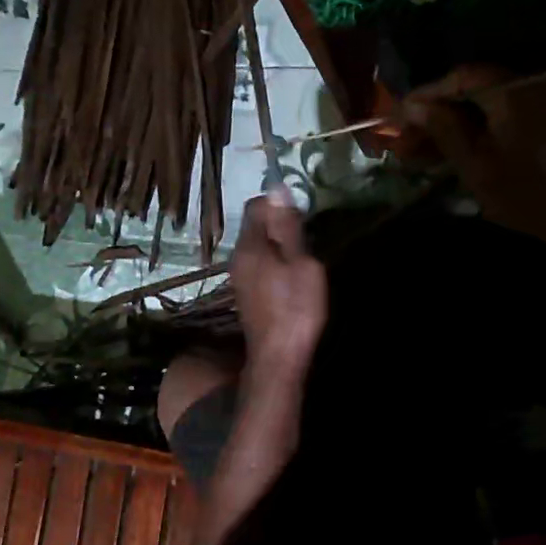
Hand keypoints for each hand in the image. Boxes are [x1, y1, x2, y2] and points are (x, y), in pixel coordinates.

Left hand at [232, 188, 326, 382]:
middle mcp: (237, 256)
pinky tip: (291, 278)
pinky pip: (258, 263)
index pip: (256, 205)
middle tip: (307, 239)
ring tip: (302, 259)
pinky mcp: (245, 292)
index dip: (279, 203)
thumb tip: (276, 188)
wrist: (278, 357)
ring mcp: (239, 276)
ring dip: (278, 245)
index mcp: (249, 245)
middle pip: (256, 225)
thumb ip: (287, 227)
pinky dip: (274, 262)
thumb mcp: (301, 262)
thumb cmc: (296, 307)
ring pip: (258, 245)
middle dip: (279, 224)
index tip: (303, 217)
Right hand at [402, 66, 545, 269]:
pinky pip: (499, 119)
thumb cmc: (524, 195)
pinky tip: (448, 154)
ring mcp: (538, 105)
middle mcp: (527, 87)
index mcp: (512, 92)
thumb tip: (412, 106)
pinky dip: (473, 133)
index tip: (399, 117)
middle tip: (404, 142)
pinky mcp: (542, 124)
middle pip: (470, 91)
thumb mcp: (475, 164)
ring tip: (417, 154)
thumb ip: (443, 129)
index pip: (460, 78)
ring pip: (482, 108)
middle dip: (435, 116)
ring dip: (450, 128)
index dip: (426, 96)